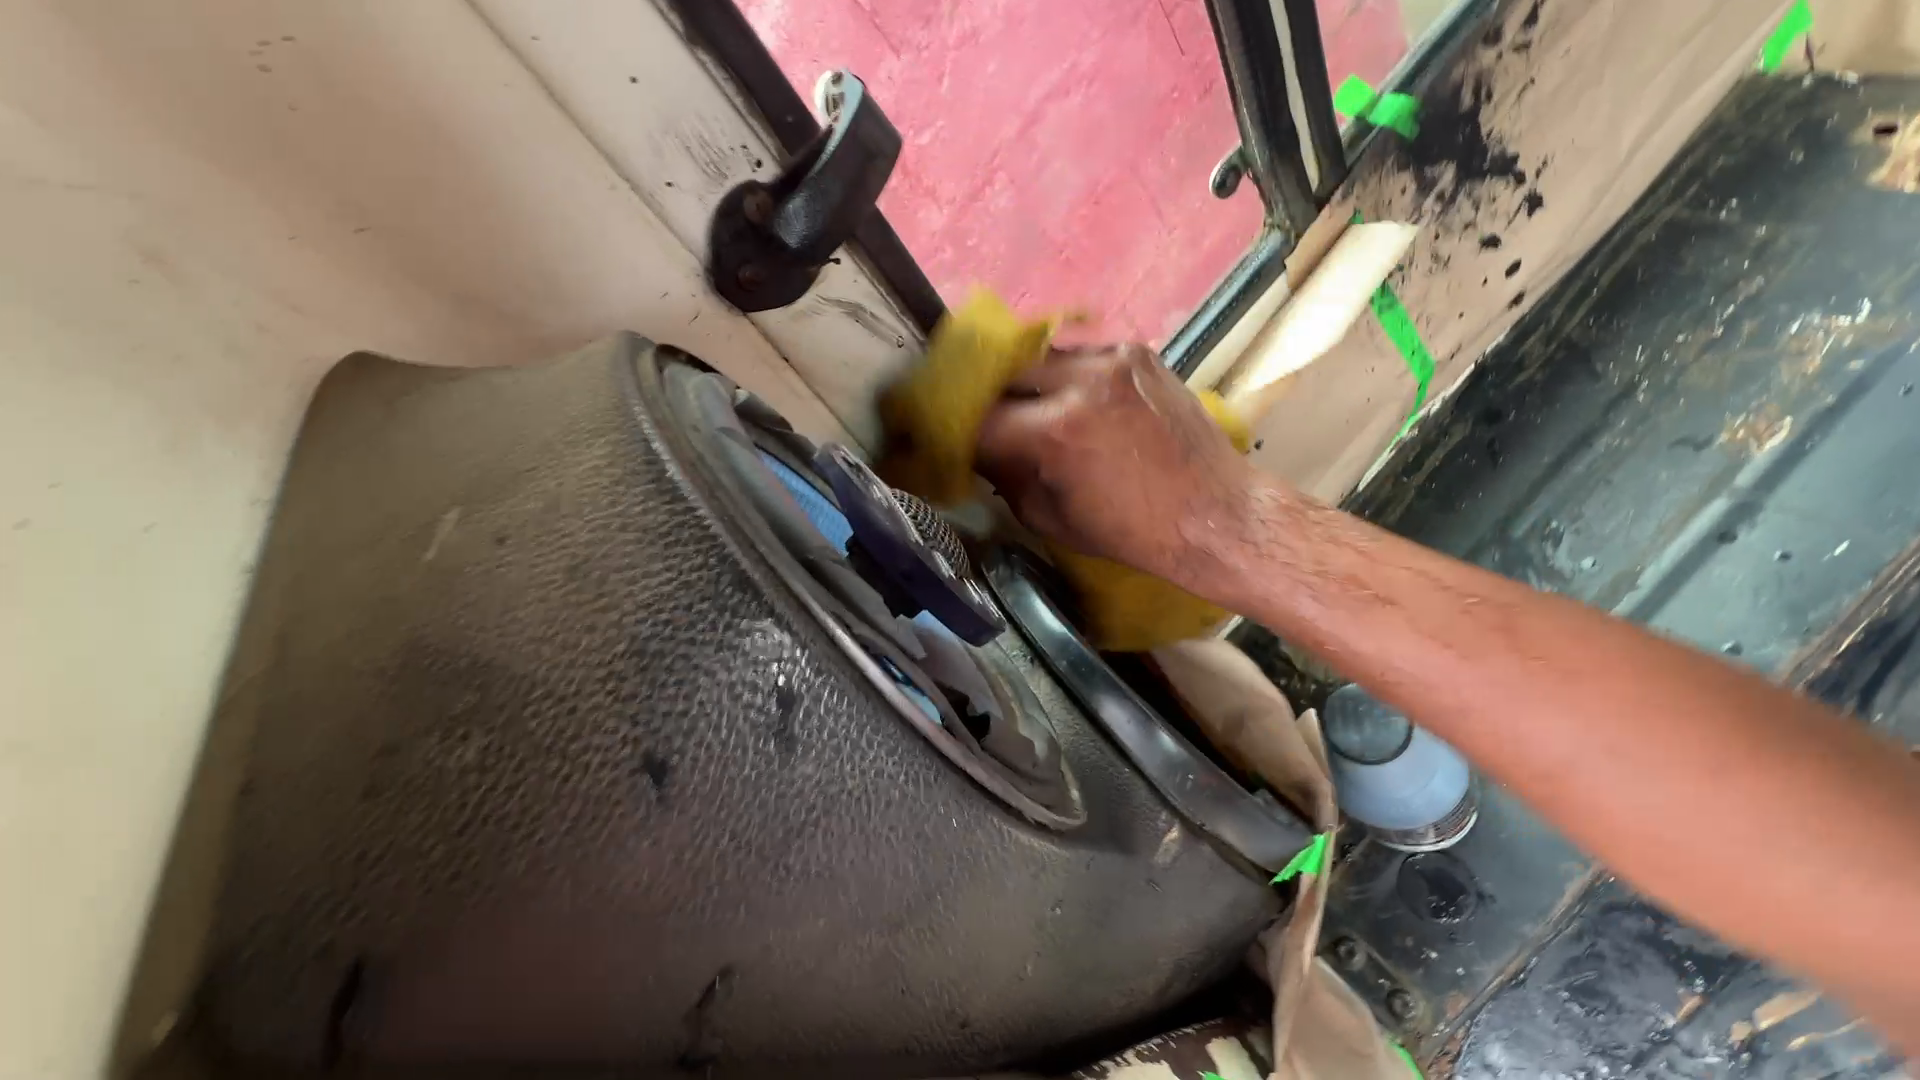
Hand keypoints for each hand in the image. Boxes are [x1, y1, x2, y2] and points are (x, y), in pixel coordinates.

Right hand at [975, 344, 1263, 588]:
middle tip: (996, 427)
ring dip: (1032, 386)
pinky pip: (1083, 358)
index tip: (960, 445)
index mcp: (1055, 430)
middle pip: (1006, 376)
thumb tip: (984, 454)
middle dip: (995, 403)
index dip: (964, 435)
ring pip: (1043, 360)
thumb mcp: (1051, 518)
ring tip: (1039, 413)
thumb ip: (1008, 478)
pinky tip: (1083, 404)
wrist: (1217, 514)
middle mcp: (1081, 381)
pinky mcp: (1139, 353)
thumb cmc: (1133, 533)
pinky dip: (1072, 379)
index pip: (981, 420)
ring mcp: (1114, 359)